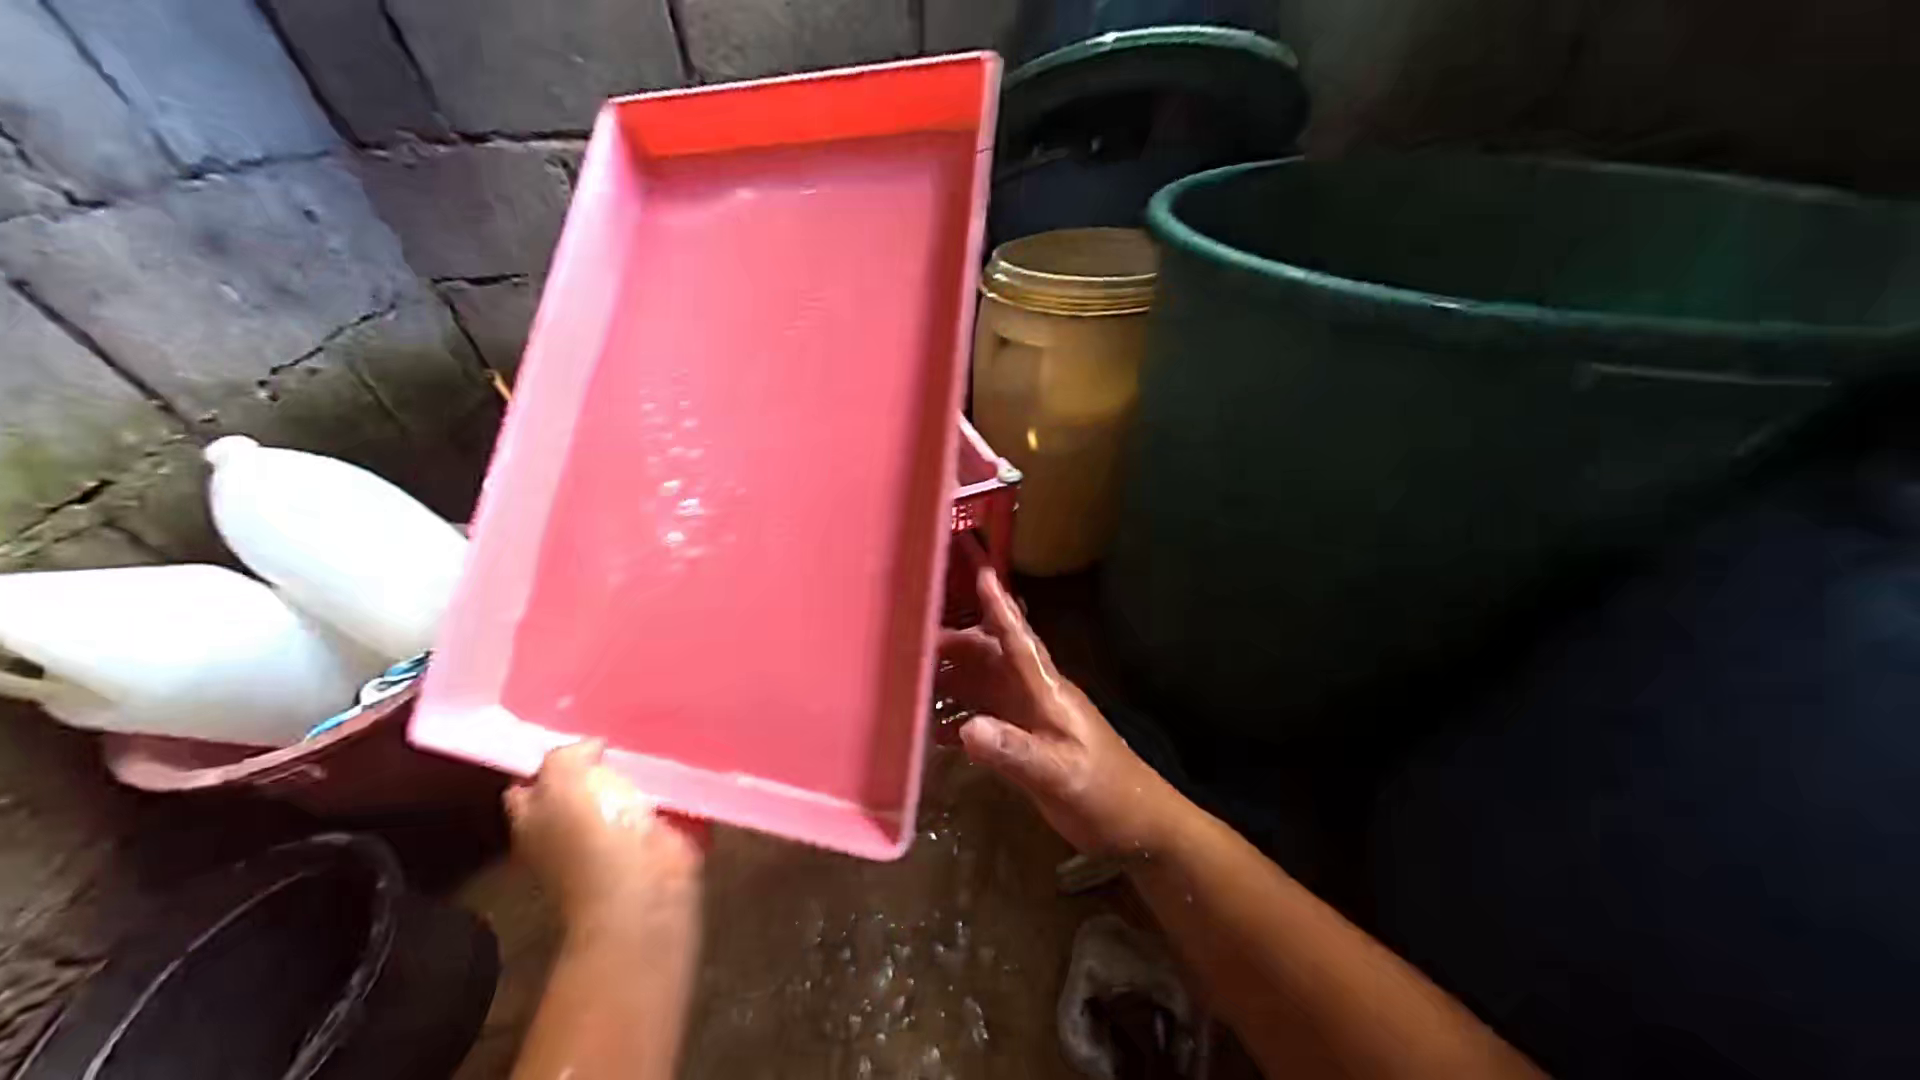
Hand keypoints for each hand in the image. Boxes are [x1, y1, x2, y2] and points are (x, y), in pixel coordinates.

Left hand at [504, 740, 707, 936]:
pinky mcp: (658, 837)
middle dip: (602, 760)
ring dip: (643, 770)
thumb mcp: (563, 784)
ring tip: (658, 737)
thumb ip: (566, 756)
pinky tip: (684, 762)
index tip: (579, 732)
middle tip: (625, 730)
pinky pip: (666, 801)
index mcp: (537, 818)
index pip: (530, 783)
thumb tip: (591, 747)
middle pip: (583, 783)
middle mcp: (572, 828)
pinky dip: (675, 786)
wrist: (643, 886)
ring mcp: (616, 835)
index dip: (548, 759)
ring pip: (627, 789)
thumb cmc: (593, 836)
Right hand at [937, 569, 1182, 855]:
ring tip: (912, 678)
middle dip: (957, 643)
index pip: (1019, 640)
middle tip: (914, 641)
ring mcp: (1030, 717)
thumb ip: (1013, 751)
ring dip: (953, 678)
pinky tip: (933, 730)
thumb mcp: (1058, 774)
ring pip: (985, 684)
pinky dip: (960, 719)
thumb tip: (965, 728)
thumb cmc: (1103, 793)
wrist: (1135, 824)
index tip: (980, 571)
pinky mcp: (1025, 740)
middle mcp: (1034, 695)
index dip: (999, 606)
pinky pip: (986, 719)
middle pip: (992, 656)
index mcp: (1047, 691)